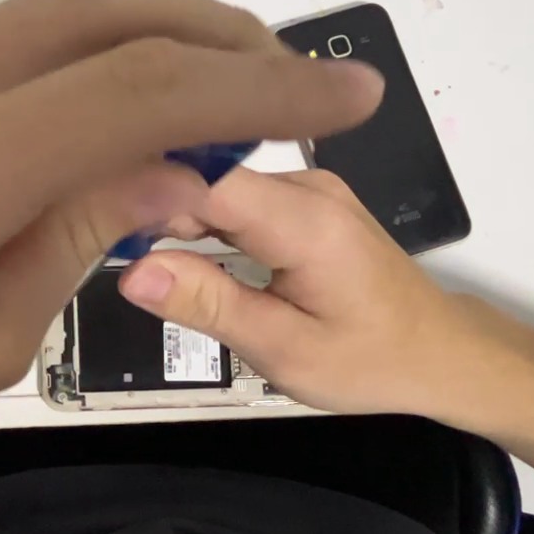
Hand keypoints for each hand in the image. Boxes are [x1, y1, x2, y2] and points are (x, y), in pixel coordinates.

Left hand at [0, 0, 383, 484]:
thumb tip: (187, 167)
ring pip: (68, 1)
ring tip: (235, 83)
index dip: (251, 88)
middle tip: (294, 83)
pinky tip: (148, 91)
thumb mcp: (2, 333)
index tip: (342, 95)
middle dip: (221, 38)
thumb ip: (93, 228)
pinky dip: (110, 43)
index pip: (130, 94)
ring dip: (170, 26)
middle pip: (106, 10)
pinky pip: (29, 30)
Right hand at [117, 168, 518, 420]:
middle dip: (149, 203)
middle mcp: (305, 184)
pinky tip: (169, 243)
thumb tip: (131, 272)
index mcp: (303, 219)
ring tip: (122, 242)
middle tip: (97, 240)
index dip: (144, 186)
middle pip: (207, 173)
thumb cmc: (369, 360)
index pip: (205, 177)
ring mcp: (306, 187)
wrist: (442, 353)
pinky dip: (198, 219)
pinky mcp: (303, 201)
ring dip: (169, 211)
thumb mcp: (284, 348)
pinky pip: (236, 196)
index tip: (91, 213)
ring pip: (217, 183)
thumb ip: (209, 305)